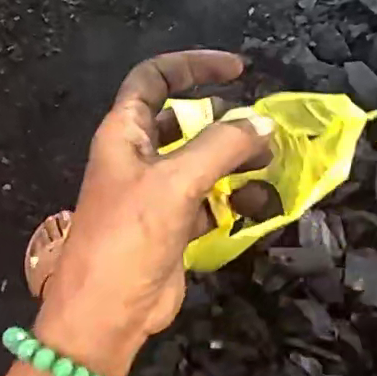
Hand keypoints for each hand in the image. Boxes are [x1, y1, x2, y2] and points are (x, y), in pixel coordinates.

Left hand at [34, 51, 272, 375]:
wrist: (107, 309)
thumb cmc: (130, 236)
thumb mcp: (175, 182)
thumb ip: (221, 146)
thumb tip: (261, 125)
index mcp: (124, 133)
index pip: (153, 79)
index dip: (191, 66)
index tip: (237, 70)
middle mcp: (136, 157)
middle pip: (182, 121)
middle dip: (223, 121)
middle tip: (263, 133)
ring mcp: (153, 192)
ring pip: (199, 162)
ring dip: (234, 161)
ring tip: (269, 167)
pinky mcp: (170, 224)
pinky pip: (207, 199)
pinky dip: (231, 199)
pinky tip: (256, 206)